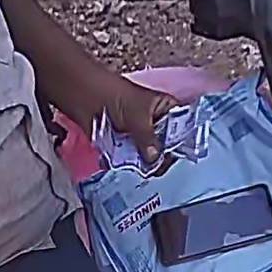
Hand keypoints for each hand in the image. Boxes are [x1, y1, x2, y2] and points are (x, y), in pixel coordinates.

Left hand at [57, 68, 179, 164]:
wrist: (85, 98)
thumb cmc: (115, 97)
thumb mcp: (137, 117)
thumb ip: (148, 139)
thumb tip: (155, 159)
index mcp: (166, 109)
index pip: (184, 127)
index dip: (186, 142)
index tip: (185, 158)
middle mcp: (157, 124)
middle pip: (169, 145)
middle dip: (166, 157)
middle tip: (164, 168)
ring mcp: (142, 136)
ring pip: (152, 155)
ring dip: (150, 165)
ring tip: (151, 173)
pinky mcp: (127, 147)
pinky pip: (136, 161)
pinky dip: (136, 167)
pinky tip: (138, 174)